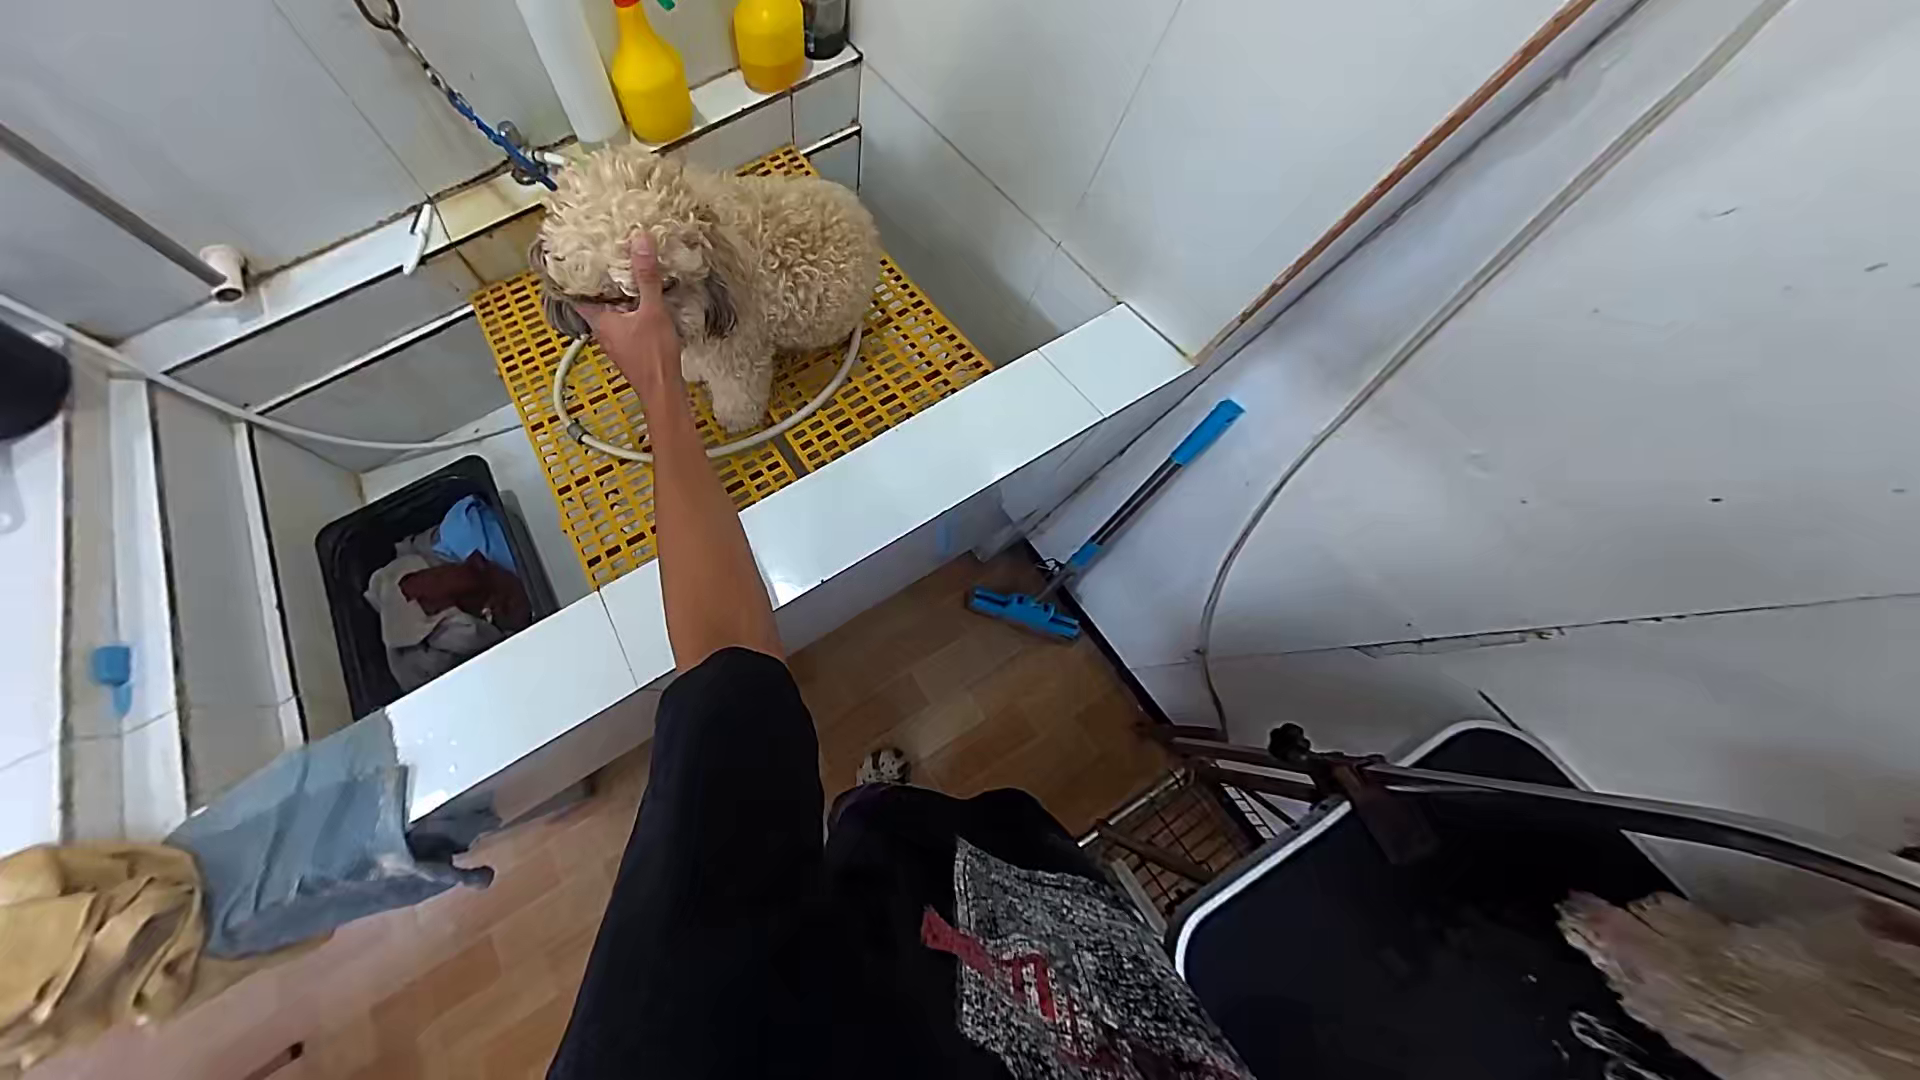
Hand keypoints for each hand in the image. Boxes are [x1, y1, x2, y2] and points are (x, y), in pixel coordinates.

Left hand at [580, 232, 682, 392]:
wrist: (665, 391)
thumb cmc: (653, 357)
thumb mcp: (652, 311)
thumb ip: (646, 277)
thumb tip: (640, 241)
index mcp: (598, 319)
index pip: (574, 291)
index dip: (572, 273)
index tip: (573, 255)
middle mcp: (602, 331)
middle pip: (594, 301)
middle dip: (600, 283)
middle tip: (607, 261)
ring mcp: (616, 343)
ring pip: (610, 314)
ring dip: (617, 299)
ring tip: (628, 279)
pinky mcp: (631, 350)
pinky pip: (625, 325)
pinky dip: (630, 313)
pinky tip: (645, 307)